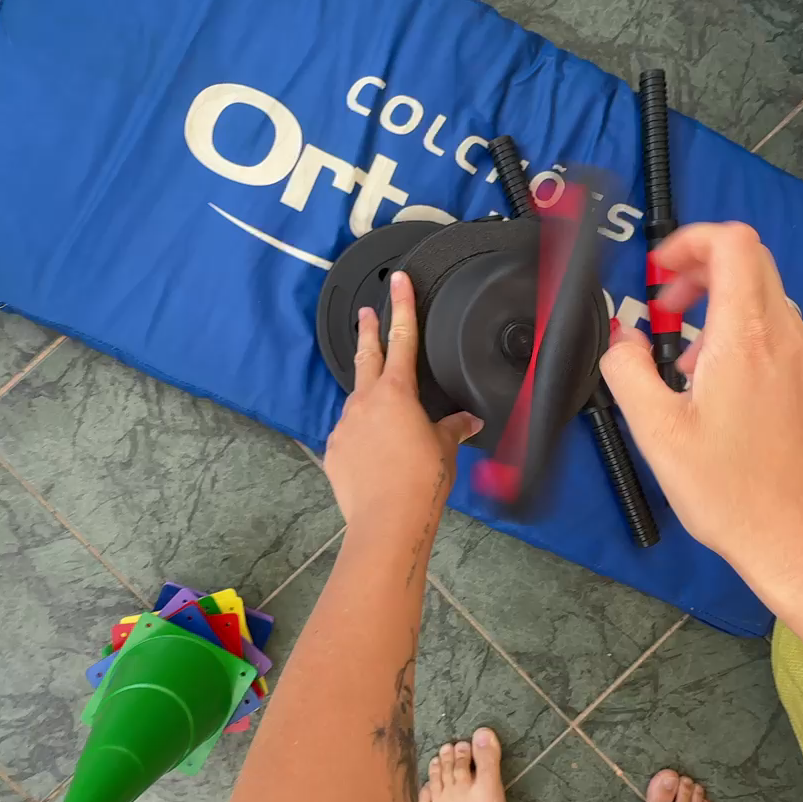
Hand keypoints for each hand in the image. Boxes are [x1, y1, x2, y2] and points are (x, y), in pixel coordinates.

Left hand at [324, 270, 480, 529]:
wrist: (388, 520)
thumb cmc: (422, 479)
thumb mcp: (445, 448)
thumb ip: (453, 427)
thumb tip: (469, 420)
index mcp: (397, 392)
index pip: (403, 338)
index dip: (402, 306)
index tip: (397, 281)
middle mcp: (365, 401)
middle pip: (366, 355)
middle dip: (368, 330)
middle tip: (365, 313)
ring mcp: (345, 425)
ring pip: (358, 402)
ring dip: (369, 400)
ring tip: (386, 420)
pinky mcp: (333, 450)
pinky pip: (350, 434)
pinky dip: (362, 436)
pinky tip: (375, 455)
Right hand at [599, 223, 802, 598]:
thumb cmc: (730, 493)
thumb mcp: (655, 432)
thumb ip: (626, 370)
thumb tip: (623, 338)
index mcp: (746, 338)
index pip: (732, 243)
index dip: (689, 242)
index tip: (658, 274)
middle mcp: (787, 338)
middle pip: (751, 262)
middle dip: (700, 272)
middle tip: (667, 313)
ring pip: (767, 300)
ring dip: (722, 310)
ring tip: (690, 365)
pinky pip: (783, 337)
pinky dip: (747, 339)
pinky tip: (726, 393)